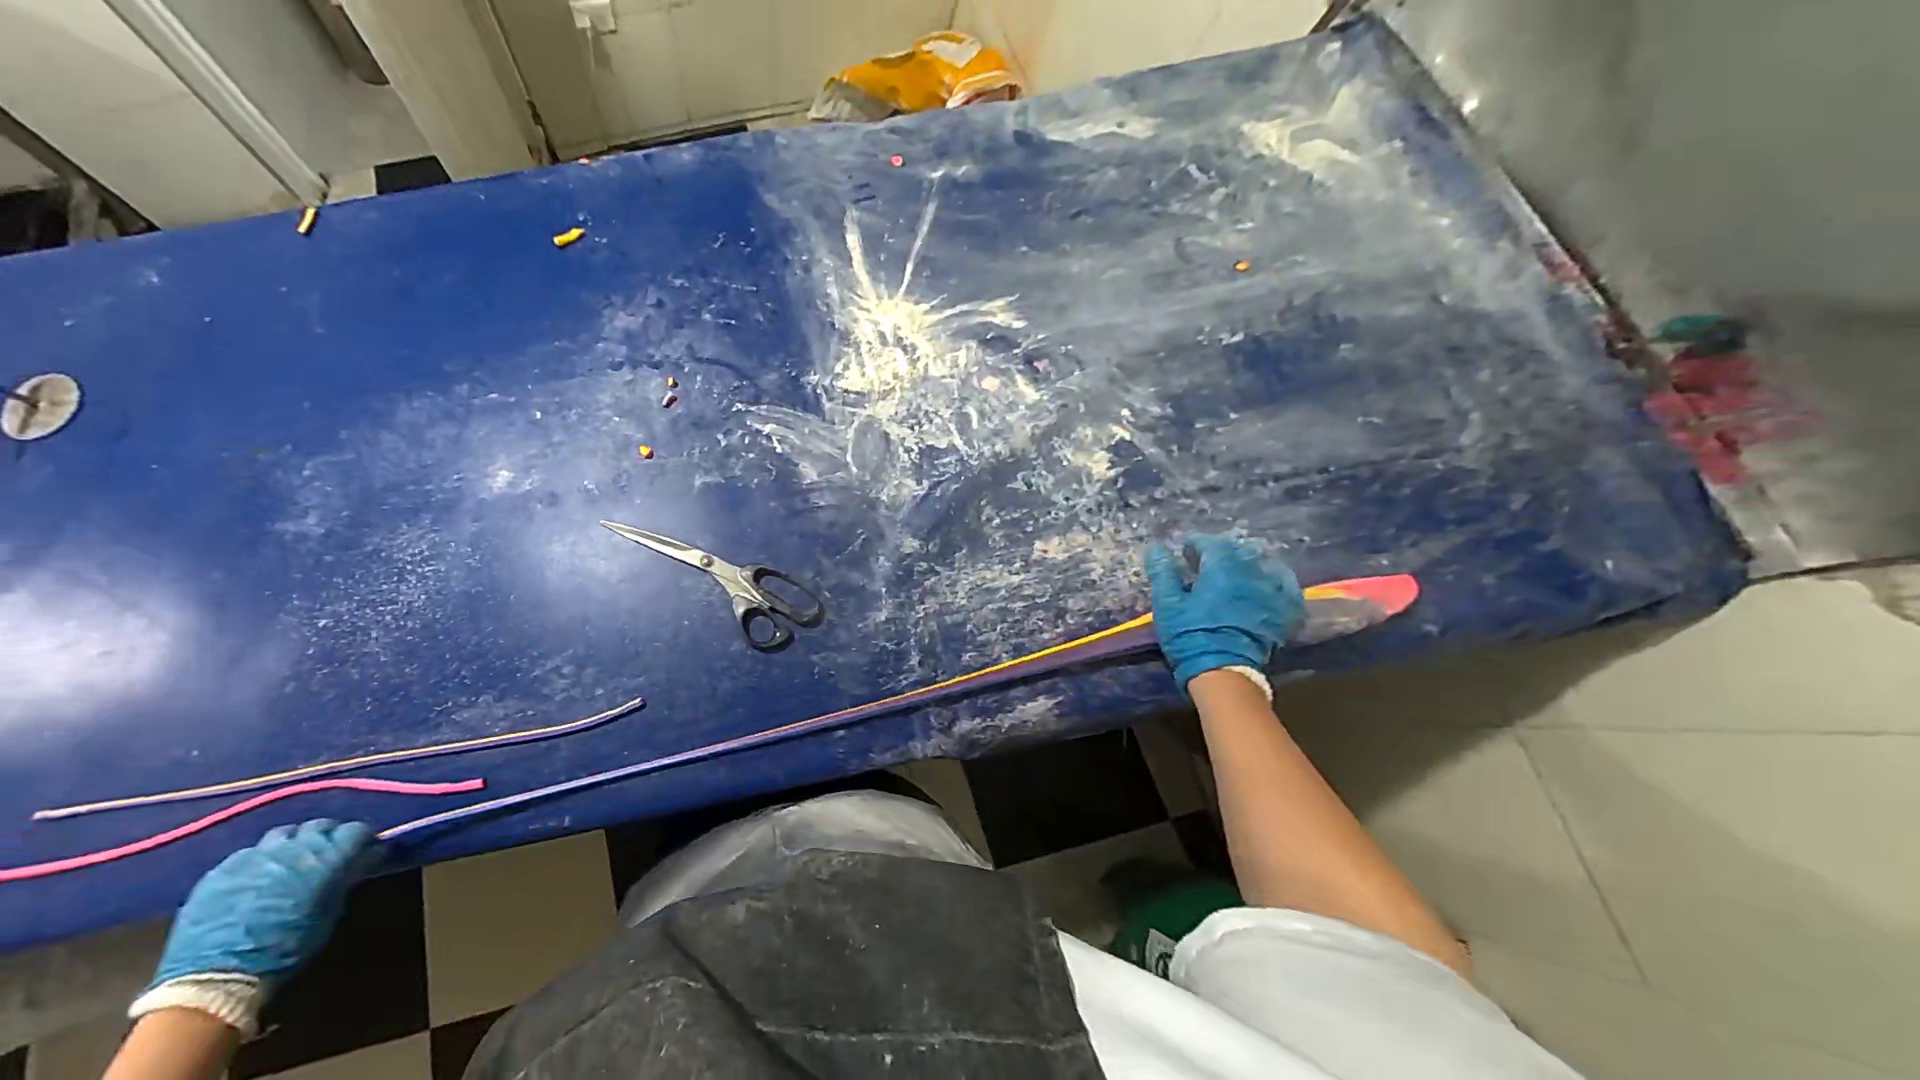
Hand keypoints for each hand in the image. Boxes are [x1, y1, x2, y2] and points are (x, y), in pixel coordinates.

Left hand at [152, 819, 377, 988]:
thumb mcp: (330, 913)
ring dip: (293, 843)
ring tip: (291, 861)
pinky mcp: (222, 869)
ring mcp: (255, 856)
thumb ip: (345, 879)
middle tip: (328, 852)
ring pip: (283, 834)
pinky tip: (257, 877)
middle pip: (319, 825)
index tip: (365, 849)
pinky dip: (260, 859)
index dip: (362, 838)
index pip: (355, 830)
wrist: (218, 975)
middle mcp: (295, 847)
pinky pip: (249, 853)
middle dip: (328, 835)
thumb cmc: (287, 947)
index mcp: (328, 857)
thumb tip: (362, 860)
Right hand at [1145, 534, 1304, 689]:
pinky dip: (1277, 580)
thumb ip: (1163, 572)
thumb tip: (1157, 547)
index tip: (1185, 549)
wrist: (1222, 671)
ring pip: (1262, 564)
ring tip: (1235, 571)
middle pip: (1237, 551)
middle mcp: (1250, 572)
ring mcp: (1271, 591)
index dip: (1195, 543)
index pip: (1209, 543)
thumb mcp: (1168, 604)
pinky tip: (1269, 582)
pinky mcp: (1285, 611)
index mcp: (1221, 567)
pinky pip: (1286, 587)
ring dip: (1246, 563)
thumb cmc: (1190, 635)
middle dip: (1220, 552)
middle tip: (1206, 561)